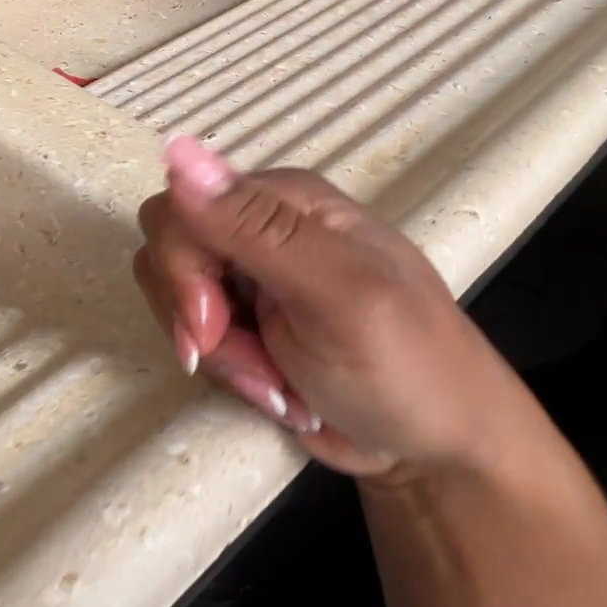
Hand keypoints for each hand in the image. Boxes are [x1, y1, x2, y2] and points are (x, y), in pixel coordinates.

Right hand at [133, 135, 535, 477]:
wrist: (442, 458)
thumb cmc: (410, 374)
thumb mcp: (340, 296)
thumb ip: (256, 227)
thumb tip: (177, 148)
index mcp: (284, 201)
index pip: (177, 208)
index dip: (182, 271)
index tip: (213, 326)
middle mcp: (256, 226)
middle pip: (164, 250)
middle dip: (196, 318)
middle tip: (255, 363)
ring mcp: (245, 273)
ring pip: (168, 293)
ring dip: (215, 351)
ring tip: (276, 383)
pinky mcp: (237, 316)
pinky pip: (185, 327)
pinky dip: (221, 366)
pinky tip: (273, 386)